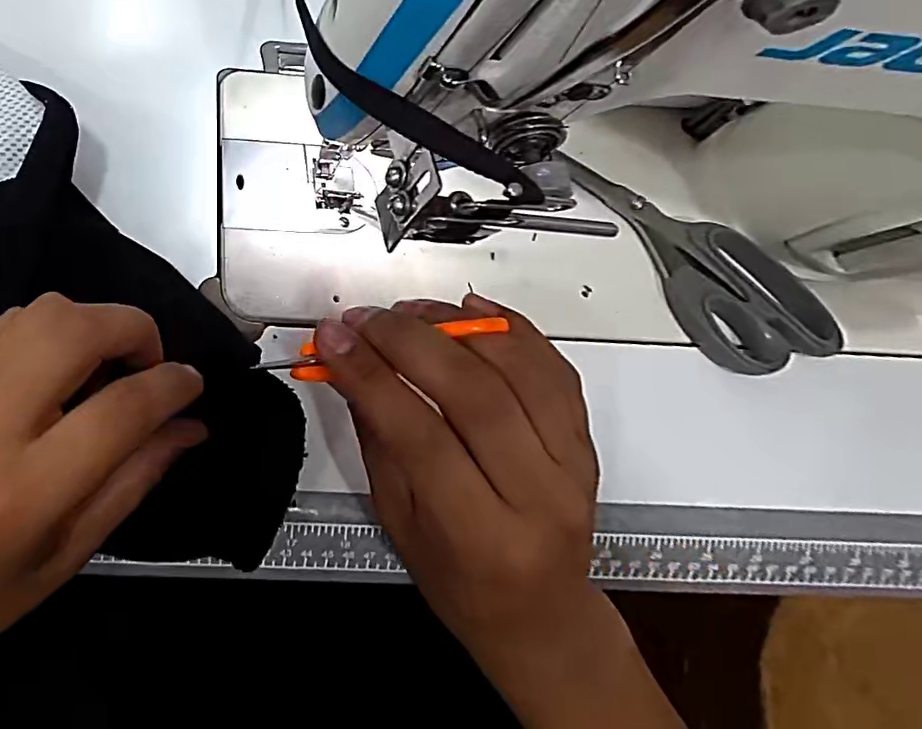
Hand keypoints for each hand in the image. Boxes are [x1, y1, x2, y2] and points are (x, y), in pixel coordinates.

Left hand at [0, 294, 206, 728]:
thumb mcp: (71, 553)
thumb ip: (137, 477)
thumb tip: (189, 424)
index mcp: (22, 493)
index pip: (118, 410)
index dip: (171, 386)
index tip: (191, 383)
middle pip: (77, 332)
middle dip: (134, 331)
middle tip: (150, 364)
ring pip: (45, 311)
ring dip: (94, 323)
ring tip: (107, 365)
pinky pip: (14, 319)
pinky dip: (55, 327)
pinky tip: (61, 366)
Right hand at [315, 295, 679, 727]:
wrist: (539, 613)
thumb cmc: (462, 580)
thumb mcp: (397, 518)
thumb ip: (376, 436)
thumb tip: (348, 364)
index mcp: (480, 536)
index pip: (419, 435)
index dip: (370, 376)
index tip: (335, 339)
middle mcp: (537, 499)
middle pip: (473, 394)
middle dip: (407, 341)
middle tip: (365, 320)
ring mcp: (571, 466)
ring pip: (517, 371)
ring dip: (455, 326)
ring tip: (410, 311)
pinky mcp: (586, 442)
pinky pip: (554, 368)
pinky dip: (512, 328)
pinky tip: (474, 309)